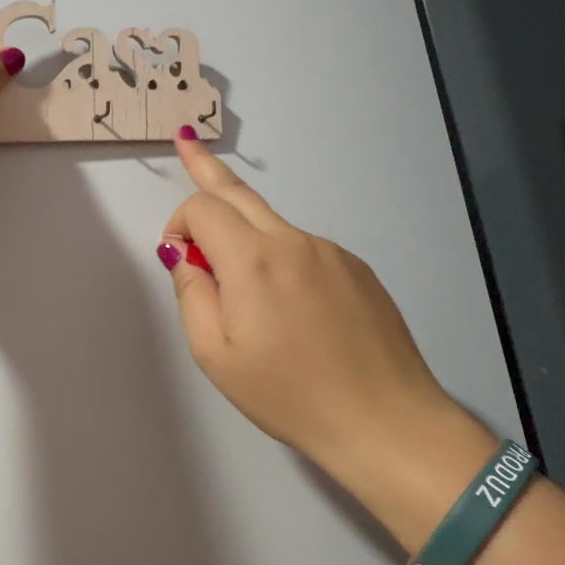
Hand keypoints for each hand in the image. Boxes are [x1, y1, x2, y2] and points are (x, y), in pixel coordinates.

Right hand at [156, 129, 493, 533]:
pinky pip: (303, 250)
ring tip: (237, 277)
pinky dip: (280, 259)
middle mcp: (293, 242)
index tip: (178, 260)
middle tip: (185, 142)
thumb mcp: (216, 354)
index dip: (178, 225)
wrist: (386, 422)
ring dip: (243, 232)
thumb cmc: (289, 395)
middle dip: (205, 169)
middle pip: (238, 193)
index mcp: (252, 260)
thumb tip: (185, 255)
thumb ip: (191, 294)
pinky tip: (290, 308)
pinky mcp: (357, 269)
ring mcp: (331, 252)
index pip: (202, 208)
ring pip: (272, 225)